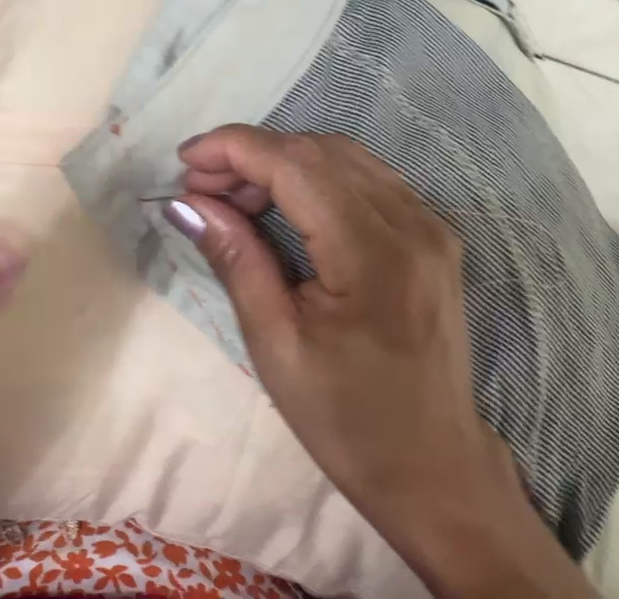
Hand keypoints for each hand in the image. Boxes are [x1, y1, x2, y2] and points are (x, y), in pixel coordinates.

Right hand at [164, 126, 593, 598]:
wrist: (435, 470)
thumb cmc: (346, 419)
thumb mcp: (275, 345)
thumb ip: (235, 259)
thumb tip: (186, 201)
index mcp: (373, 253)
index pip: (295, 164)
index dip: (233, 148)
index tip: (183, 159)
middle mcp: (412, 224)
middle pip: (319, 150)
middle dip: (251, 154)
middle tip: (200, 187)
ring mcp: (431, 227)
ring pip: (343, 157)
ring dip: (282, 161)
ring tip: (233, 196)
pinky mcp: (433, 237)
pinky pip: (367, 179)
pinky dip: (316, 176)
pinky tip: (283, 204)